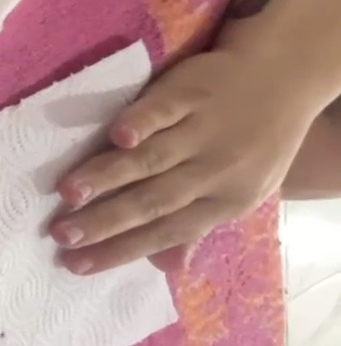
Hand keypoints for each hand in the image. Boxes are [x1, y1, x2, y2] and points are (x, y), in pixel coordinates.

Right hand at [51, 49, 319, 273]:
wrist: (284, 76)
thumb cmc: (249, 140)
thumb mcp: (234, 189)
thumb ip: (193, 225)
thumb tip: (165, 269)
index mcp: (227, 199)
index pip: (168, 232)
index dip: (120, 249)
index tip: (74, 264)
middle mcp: (215, 171)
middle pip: (153, 200)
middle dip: (106, 220)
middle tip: (60, 234)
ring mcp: (202, 132)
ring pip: (152, 160)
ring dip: (109, 177)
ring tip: (66, 193)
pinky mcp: (189, 96)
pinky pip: (163, 113)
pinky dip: (143, 124)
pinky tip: (118, 137)